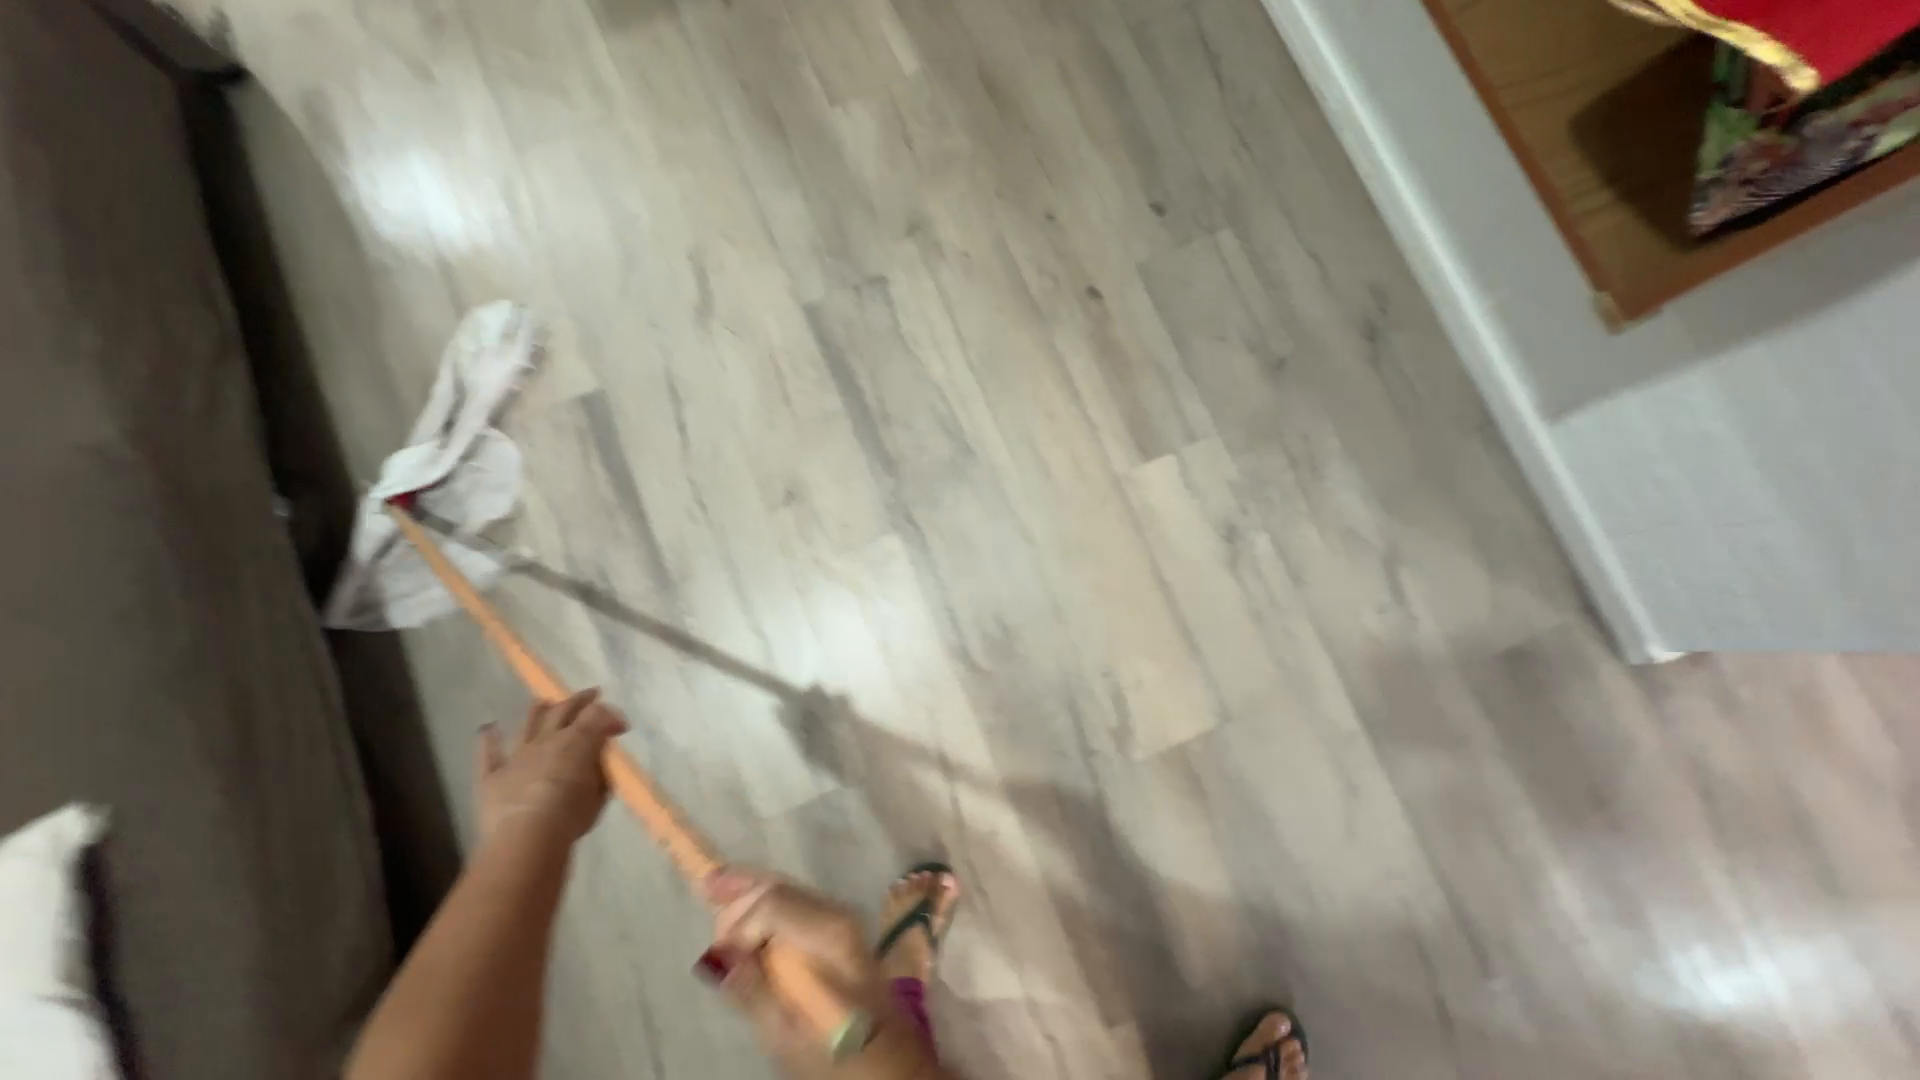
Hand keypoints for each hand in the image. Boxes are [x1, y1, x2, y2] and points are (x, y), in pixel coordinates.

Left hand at [475, 688, 628, 846]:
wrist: (525, 838)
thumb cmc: (570, 817)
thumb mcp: (600, 793)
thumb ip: (600, 770)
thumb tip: (597, 758)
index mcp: (577, 742)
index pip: (598, 715)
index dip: (611, 716)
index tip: (622, 728)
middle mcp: (546, 740)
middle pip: (564, 710)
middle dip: (580, 700)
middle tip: (592, 695)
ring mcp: (517, 755)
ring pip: (528, 723)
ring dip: (538, 710)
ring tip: (545, 702)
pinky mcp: (491, 774)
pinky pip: (488, 753)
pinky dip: (488, 739)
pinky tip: (488, 729)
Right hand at [704, 870, 909, 1076]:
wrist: (890, 1060)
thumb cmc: (839, 1056)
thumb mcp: (789, 1036)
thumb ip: (754, 990)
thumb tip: (717, 957)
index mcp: (828, 936)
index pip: (771, 903)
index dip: (737, 923)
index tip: (720, 957)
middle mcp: (836, 912)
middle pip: (775, 887)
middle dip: (737, 900)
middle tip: (711, 927)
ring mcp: (839, 915)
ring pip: (783, 888)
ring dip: (748, 895)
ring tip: (713, 902)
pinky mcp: (837, 926)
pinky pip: (793, 901)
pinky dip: (764, 902)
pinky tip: (741, 907)